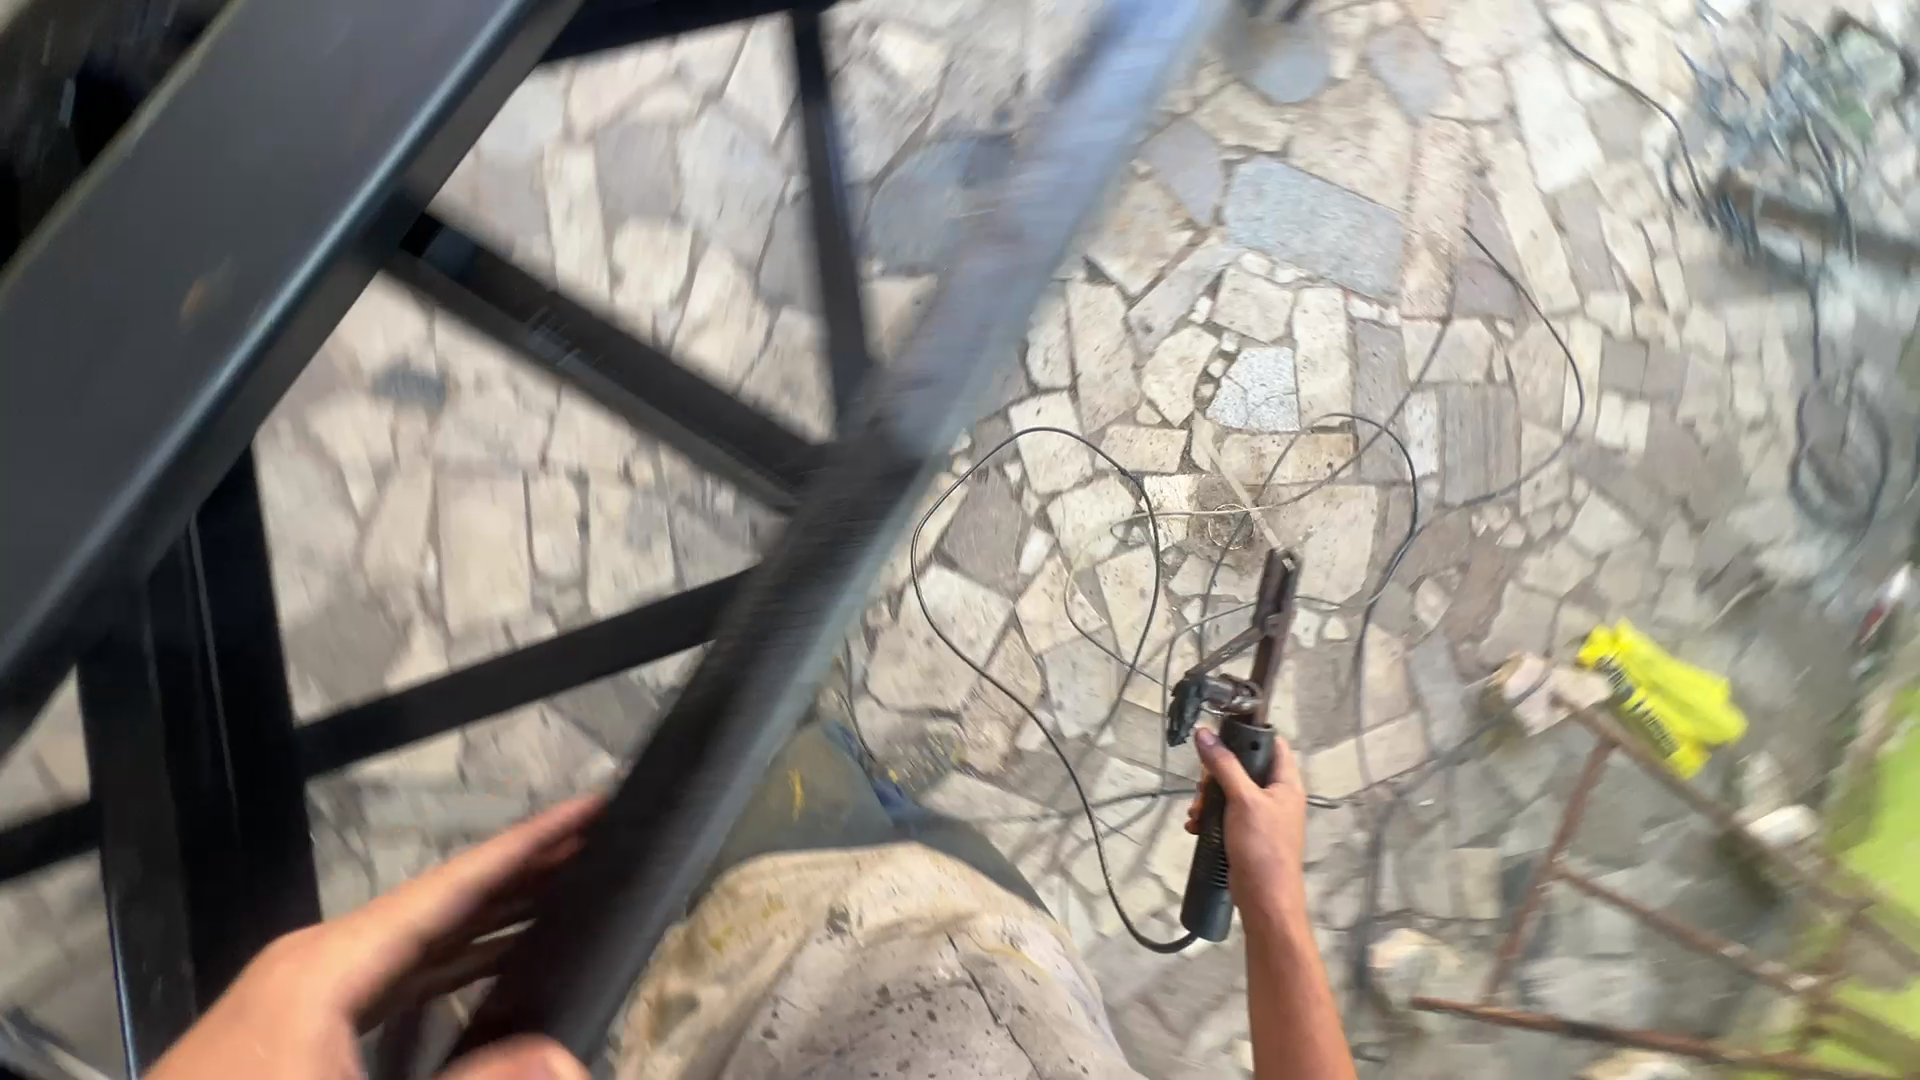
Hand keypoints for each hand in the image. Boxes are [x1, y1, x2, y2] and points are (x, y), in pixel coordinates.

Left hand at [149, 797, 603, 1079]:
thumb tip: (570, 1056)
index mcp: (328, 964)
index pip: (456, 881)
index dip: (531, 840)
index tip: (591, 806)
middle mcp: (316, 959)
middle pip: (443, 897)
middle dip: (525, 870)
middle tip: (599, 844)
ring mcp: (299, 991)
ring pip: (419, 934)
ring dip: (493, 914)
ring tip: (566, 890)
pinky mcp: (291, 1026)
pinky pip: (395, 971)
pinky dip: (453, 956)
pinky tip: (491, 958)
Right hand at [1186, 727, 1307, 920]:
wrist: (1265, 900)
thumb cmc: (1262, 845)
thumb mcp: (1242, 799)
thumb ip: (1223, 764)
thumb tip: (1203, 732)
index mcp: (1286, 782)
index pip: (1272, 743)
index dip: (1249, 733)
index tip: (1221, 733)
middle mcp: (1275, 794)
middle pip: (1243, 766)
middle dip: (1216, 773)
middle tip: (1204, 784)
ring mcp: (1260, 814)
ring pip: (1229, 789)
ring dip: (1208, 797)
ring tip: (1197, 810)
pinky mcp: (1246, 831)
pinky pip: (1224, 812)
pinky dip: (1209, 815)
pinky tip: (1196, 824)